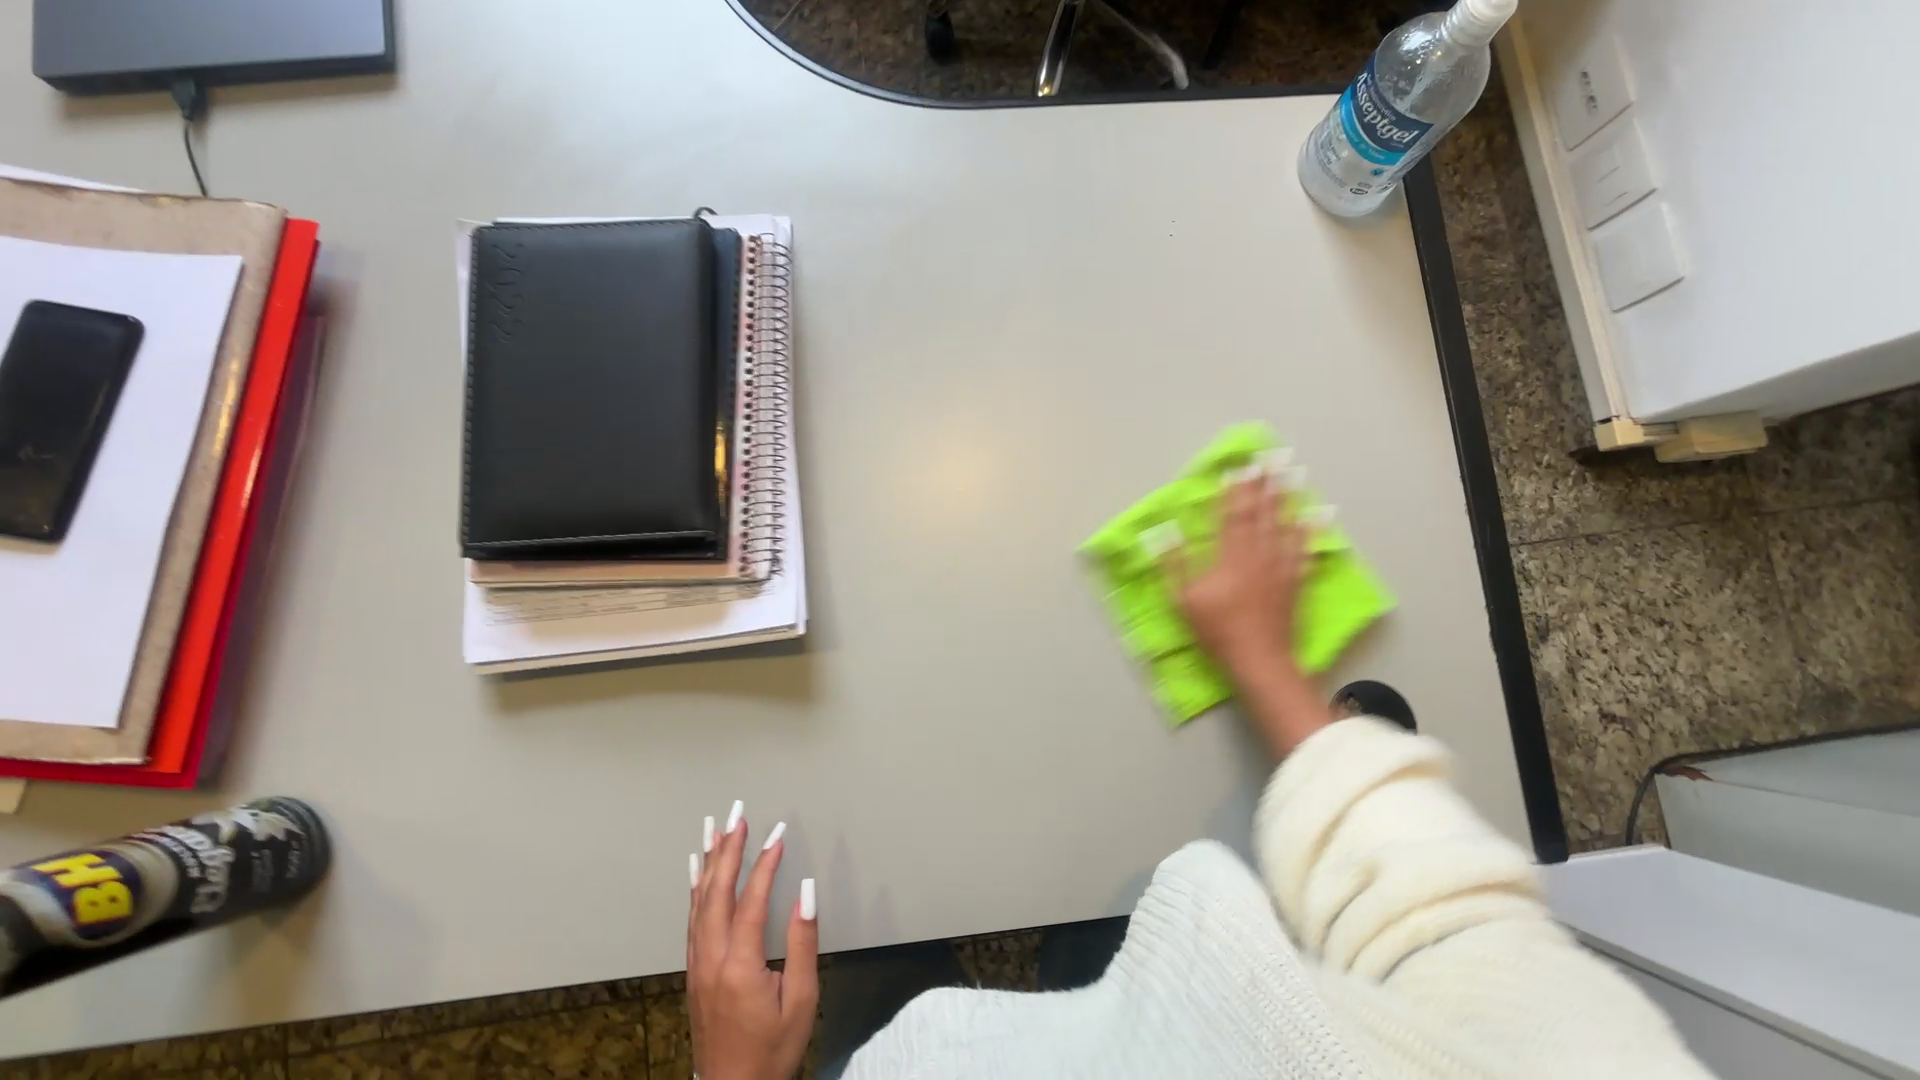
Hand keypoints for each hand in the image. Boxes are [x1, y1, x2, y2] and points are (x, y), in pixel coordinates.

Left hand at [689, 805, 818, 1079]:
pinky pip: (692, 919)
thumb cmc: (773, 1048)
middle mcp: (712, 959)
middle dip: (728, 849)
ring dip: (709, 861)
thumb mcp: (802, 1000)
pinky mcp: (694, 971)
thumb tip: (806, 892)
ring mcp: (698, 964)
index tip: (777, 833)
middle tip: (737, 814)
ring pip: (699, 901)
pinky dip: (695, 888)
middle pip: (716, 893)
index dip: (765, 864)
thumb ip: (803, 943)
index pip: (752, 901)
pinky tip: (698, 868)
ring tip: (715, 827)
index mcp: (740, 965)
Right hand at [1168, 474, 1307, 677]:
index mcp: (1229, 557)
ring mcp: (1280, 569)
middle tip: (1271, 461)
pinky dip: (1309, 534)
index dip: (1235, 493)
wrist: (1259, 660)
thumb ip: (1174, 564)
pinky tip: (1315, 518)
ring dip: (1287, 500)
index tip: (1239, 470)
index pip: (1233, 517)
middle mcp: (1258, 556)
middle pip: (1262, 515)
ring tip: (1292, 476)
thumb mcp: (1183, 599)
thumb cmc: (1217, 630)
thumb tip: (1163, 533)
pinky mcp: (1294, 583)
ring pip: (1284, 527)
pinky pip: (1304, 552)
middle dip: (1264, 487)